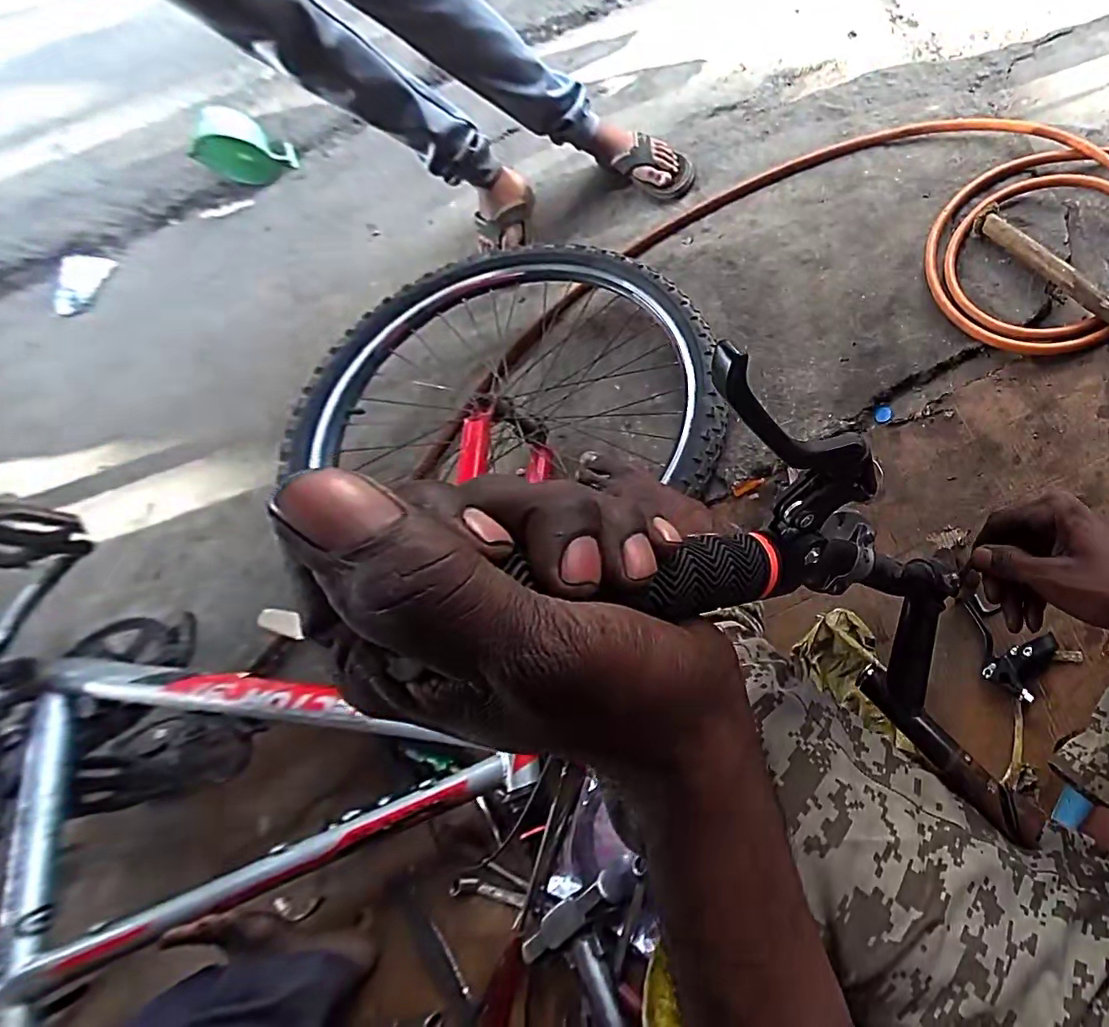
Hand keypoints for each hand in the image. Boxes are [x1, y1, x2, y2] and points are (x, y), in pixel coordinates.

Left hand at [270, 468, 744, 771]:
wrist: (700, 714)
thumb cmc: (618, 698)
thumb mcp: (524, 648)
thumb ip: (427, 583)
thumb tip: (311, 491)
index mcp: (390, 638)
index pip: (359, 526)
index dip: (435, 520)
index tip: (501, 552)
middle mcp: (442, 600)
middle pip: (463, 496)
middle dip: (543, 524)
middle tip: (581, 579)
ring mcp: (513, 578)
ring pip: (537, 495)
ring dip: (603, 527)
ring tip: (632, 576)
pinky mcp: (569, 562)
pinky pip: (589, 504)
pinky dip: (630, 524)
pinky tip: (652, 558)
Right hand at [967, 490, 1108, 632]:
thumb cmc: (1106, 587)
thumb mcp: (1051, 578)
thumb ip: (1011, 564)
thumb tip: (980, 556)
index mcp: (1053, 509)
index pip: (1000, 522)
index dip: (984, 551)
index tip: (974, 576)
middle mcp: (1056, 515)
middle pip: (1011, 544)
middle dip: (1003, 579)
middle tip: (997, 605)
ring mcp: (1064, 534)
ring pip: (1025, 560)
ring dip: (1017, 591)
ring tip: (1018, 622)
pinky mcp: (1071, 553)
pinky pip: (1041, 568)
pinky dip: (1034, 592)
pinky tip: (1033, 618)